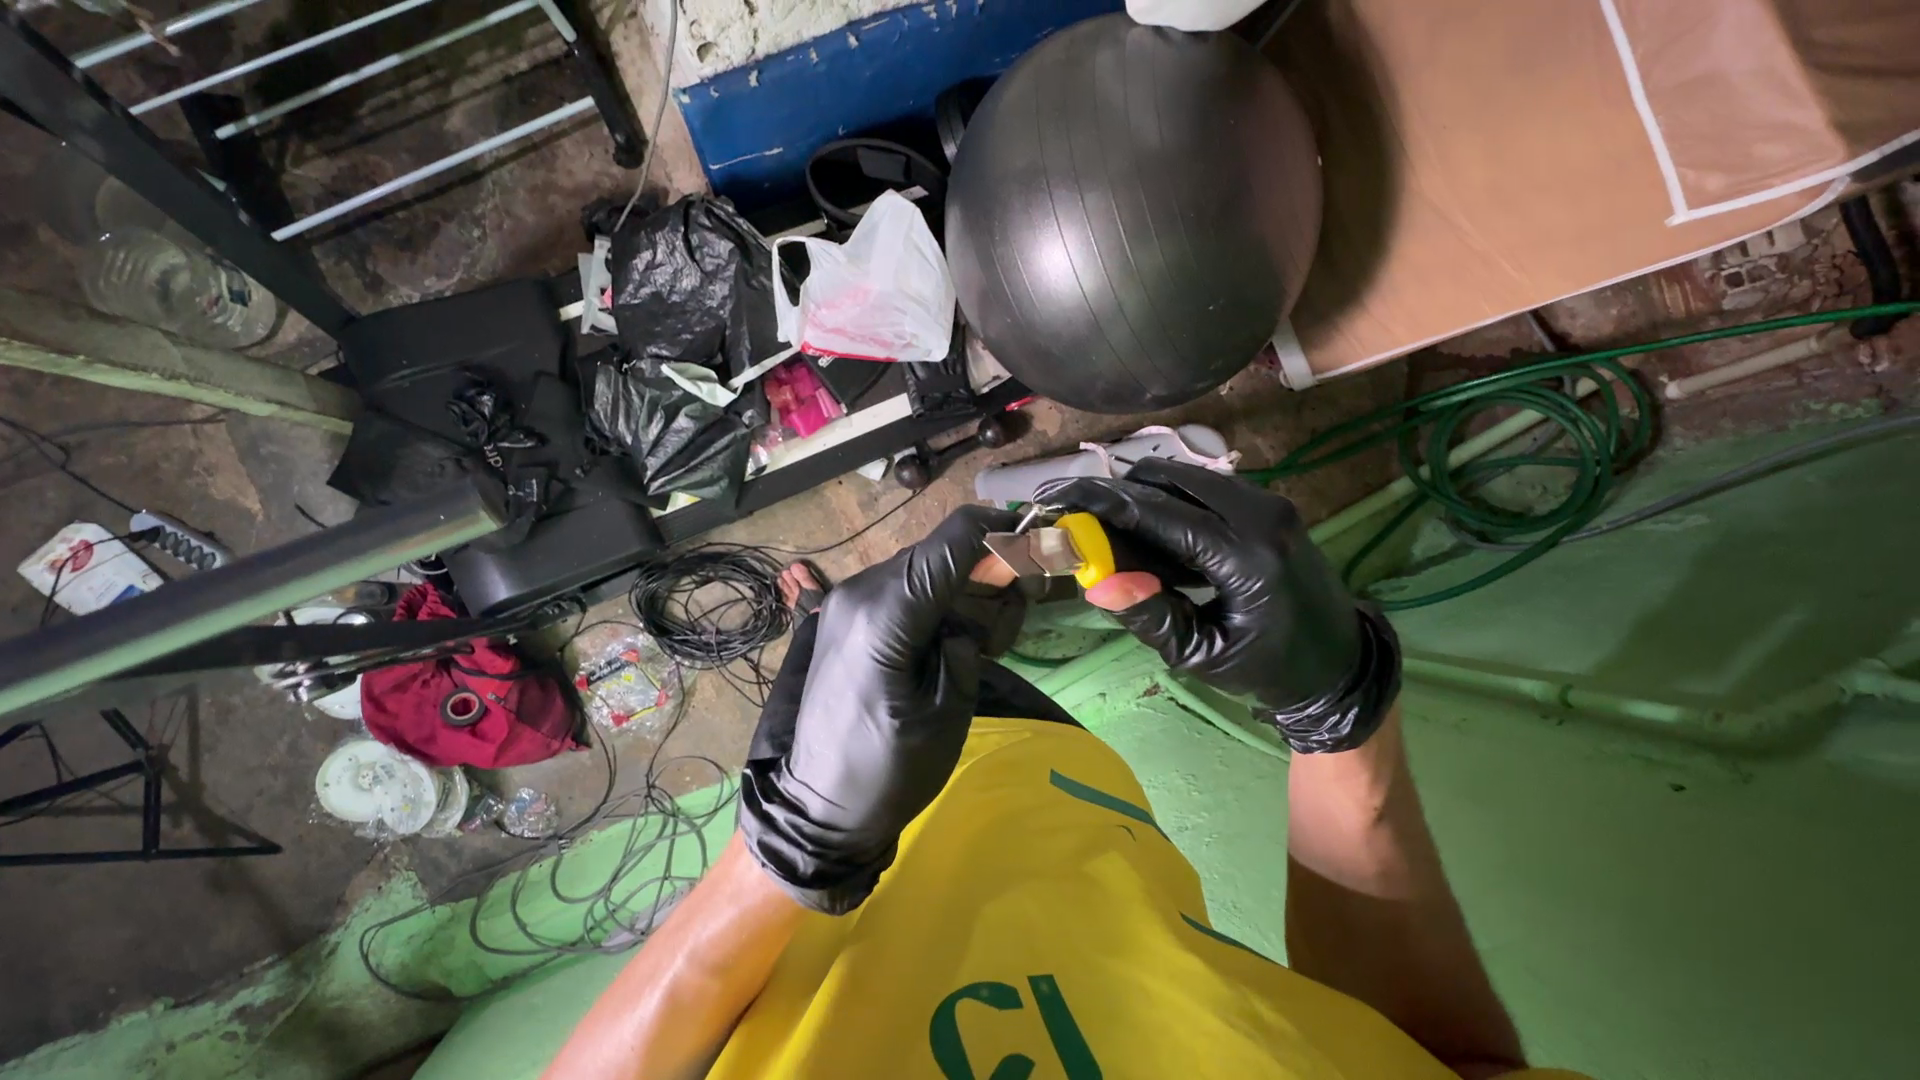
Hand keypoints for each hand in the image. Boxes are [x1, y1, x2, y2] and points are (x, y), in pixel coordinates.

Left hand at [739, 505, 1020, 912]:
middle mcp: (859, 592)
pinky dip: (933, 600)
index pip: (951, 542)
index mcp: (884, 615)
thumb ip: (968, 641)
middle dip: (984, 570)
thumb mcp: (947, 713)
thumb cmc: (889, 770)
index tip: (1037, 545)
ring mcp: (846, 602)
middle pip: (940, 552)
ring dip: (959, 588)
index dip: (999, 532)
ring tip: (977, 641)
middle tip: (1007, 619)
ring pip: (923, 568)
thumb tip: (979, 599)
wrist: (820, 806)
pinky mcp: (845, 616)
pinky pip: (902, 587)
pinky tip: (945, 640)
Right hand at [1045, 459, 1398, 753]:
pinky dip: (1169, 501)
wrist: (1339, 662)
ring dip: (1142, 496)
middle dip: (1115, 493)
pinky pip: (1204, 488)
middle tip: (1078, 517)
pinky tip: (1153, 537)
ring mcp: (1269, 502)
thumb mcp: (1201, 654)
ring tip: (1113, 534)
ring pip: (1185, 477)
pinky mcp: (1269, 503)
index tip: (1058, 497)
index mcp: (1247, 557)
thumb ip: (1149, 615)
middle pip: (1168, 478)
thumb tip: (1096, 581)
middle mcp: (1261, 514)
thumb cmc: (1267, 668)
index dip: (1102, 503)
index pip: (1160, 512)